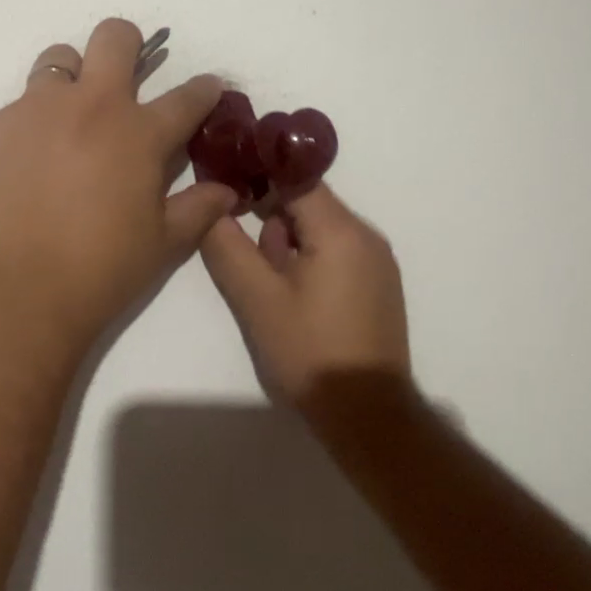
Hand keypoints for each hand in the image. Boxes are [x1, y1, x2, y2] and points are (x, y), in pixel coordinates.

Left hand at [0, 19, 236, 348]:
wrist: (10, 297)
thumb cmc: (98, 272)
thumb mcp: (161, 245)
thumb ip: (197, 210)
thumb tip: (227, 191)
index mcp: (137, 133)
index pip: (186, 97)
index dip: (204, 89)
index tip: (208, 89)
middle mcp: (87, 107)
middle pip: (113, 39)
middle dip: (128, 43)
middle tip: (127, 69)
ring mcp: (32, 113)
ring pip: (56, 62)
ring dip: (71, 78)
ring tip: (68, 117)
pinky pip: (14, 110)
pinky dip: (30, 127)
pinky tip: (24, 169)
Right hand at [199, 184, 409, 406]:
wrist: (369, 416)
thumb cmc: (310, 352)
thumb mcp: (257, 299)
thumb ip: (228, 246)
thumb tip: (211, 205)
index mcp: (341, 230)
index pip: (296, 176)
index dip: (258, 173)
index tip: (227, 183)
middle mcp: (366, 235)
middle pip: (307, 204)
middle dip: (273, 224)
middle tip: (254, 267)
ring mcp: (377, 262)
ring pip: (319, 232)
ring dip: (290, 248)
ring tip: (276, 296)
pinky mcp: (378, 287)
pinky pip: (337, 254)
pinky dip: (310, 264)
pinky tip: (297, 305)